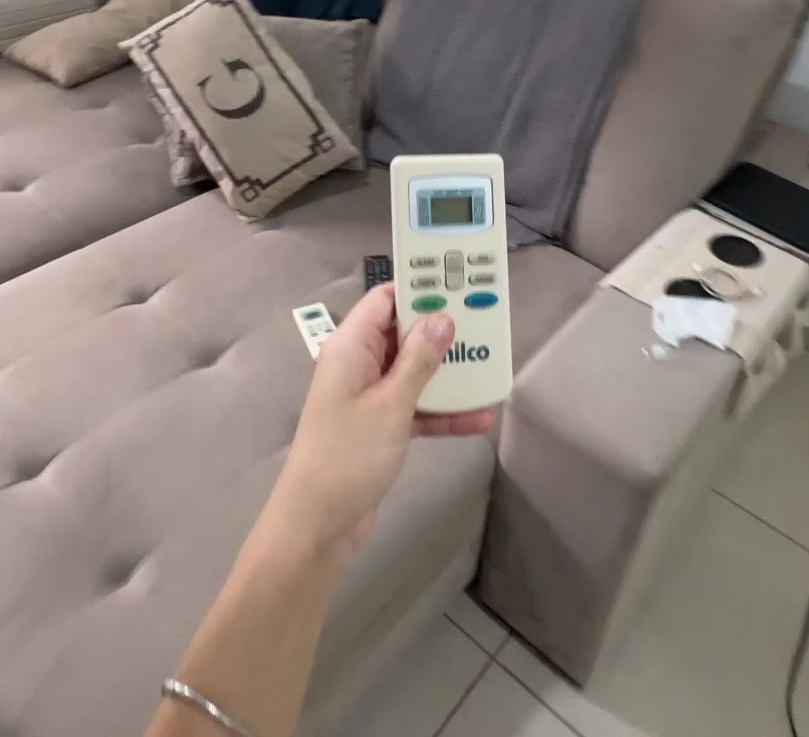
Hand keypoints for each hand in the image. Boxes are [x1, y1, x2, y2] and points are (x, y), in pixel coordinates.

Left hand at [268, 284, 496, 555]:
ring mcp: (369, 396)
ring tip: (489, 364)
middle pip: (404, 333)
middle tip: (485, 320)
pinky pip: (416, 406)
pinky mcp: (380, 426)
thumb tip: (442, 318)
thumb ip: (418, 360)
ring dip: (448, 373)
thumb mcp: (390, 404)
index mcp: (351, 347)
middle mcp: (358, 364)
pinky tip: (479, 417)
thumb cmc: (348, 455)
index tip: (458, 282)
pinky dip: (443, 411)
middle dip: (442, 329)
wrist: (318, 525)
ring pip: (414, 371)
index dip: (418, 288)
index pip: (385, 300)